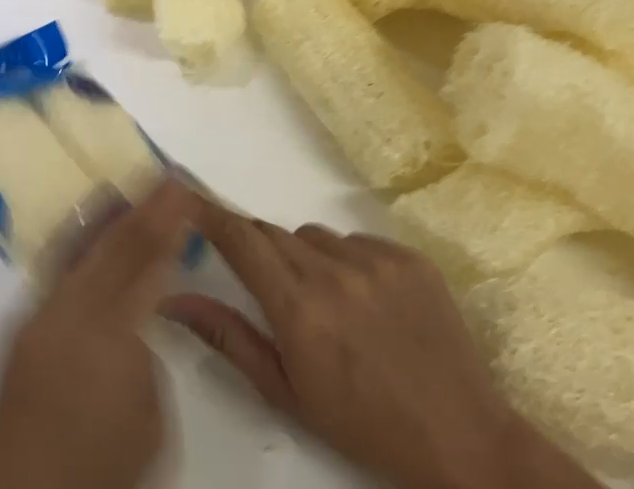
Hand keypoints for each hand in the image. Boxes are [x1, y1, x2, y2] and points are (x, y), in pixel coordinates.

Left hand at [0, 178, 199, 488]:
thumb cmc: (96, 472)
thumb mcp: (149, 423)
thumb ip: (144, 361)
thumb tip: (133, 330)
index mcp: (110, 332)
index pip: (146, 261)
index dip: (167, 222)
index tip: (182, 189)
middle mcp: (68, 310)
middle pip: (111, 246)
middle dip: (141, 208)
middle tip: (163, 175)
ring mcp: (36, 316)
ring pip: (75, 251)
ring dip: (102, 218)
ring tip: (123, 190)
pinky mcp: (16, 331)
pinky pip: (54, 272)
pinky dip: (75, 245)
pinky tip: (84, 237)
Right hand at [162, 199, 599, 488]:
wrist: (460, 437)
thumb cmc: (361, 422)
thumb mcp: (284, 389)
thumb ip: (227, 335)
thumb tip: (173, 299)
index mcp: (297, 308)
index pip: (238, 239)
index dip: (207, 213)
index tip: (184, 195)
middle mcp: (333, 272)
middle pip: (272, 233)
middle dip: (257, 248)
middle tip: (271, 289)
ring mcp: (377, 262)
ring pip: (314, 237)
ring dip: (305, 257)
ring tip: (328, 304)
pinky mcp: (410, 259)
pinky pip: (358, 241)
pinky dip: (349, 261)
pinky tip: (367, 302)